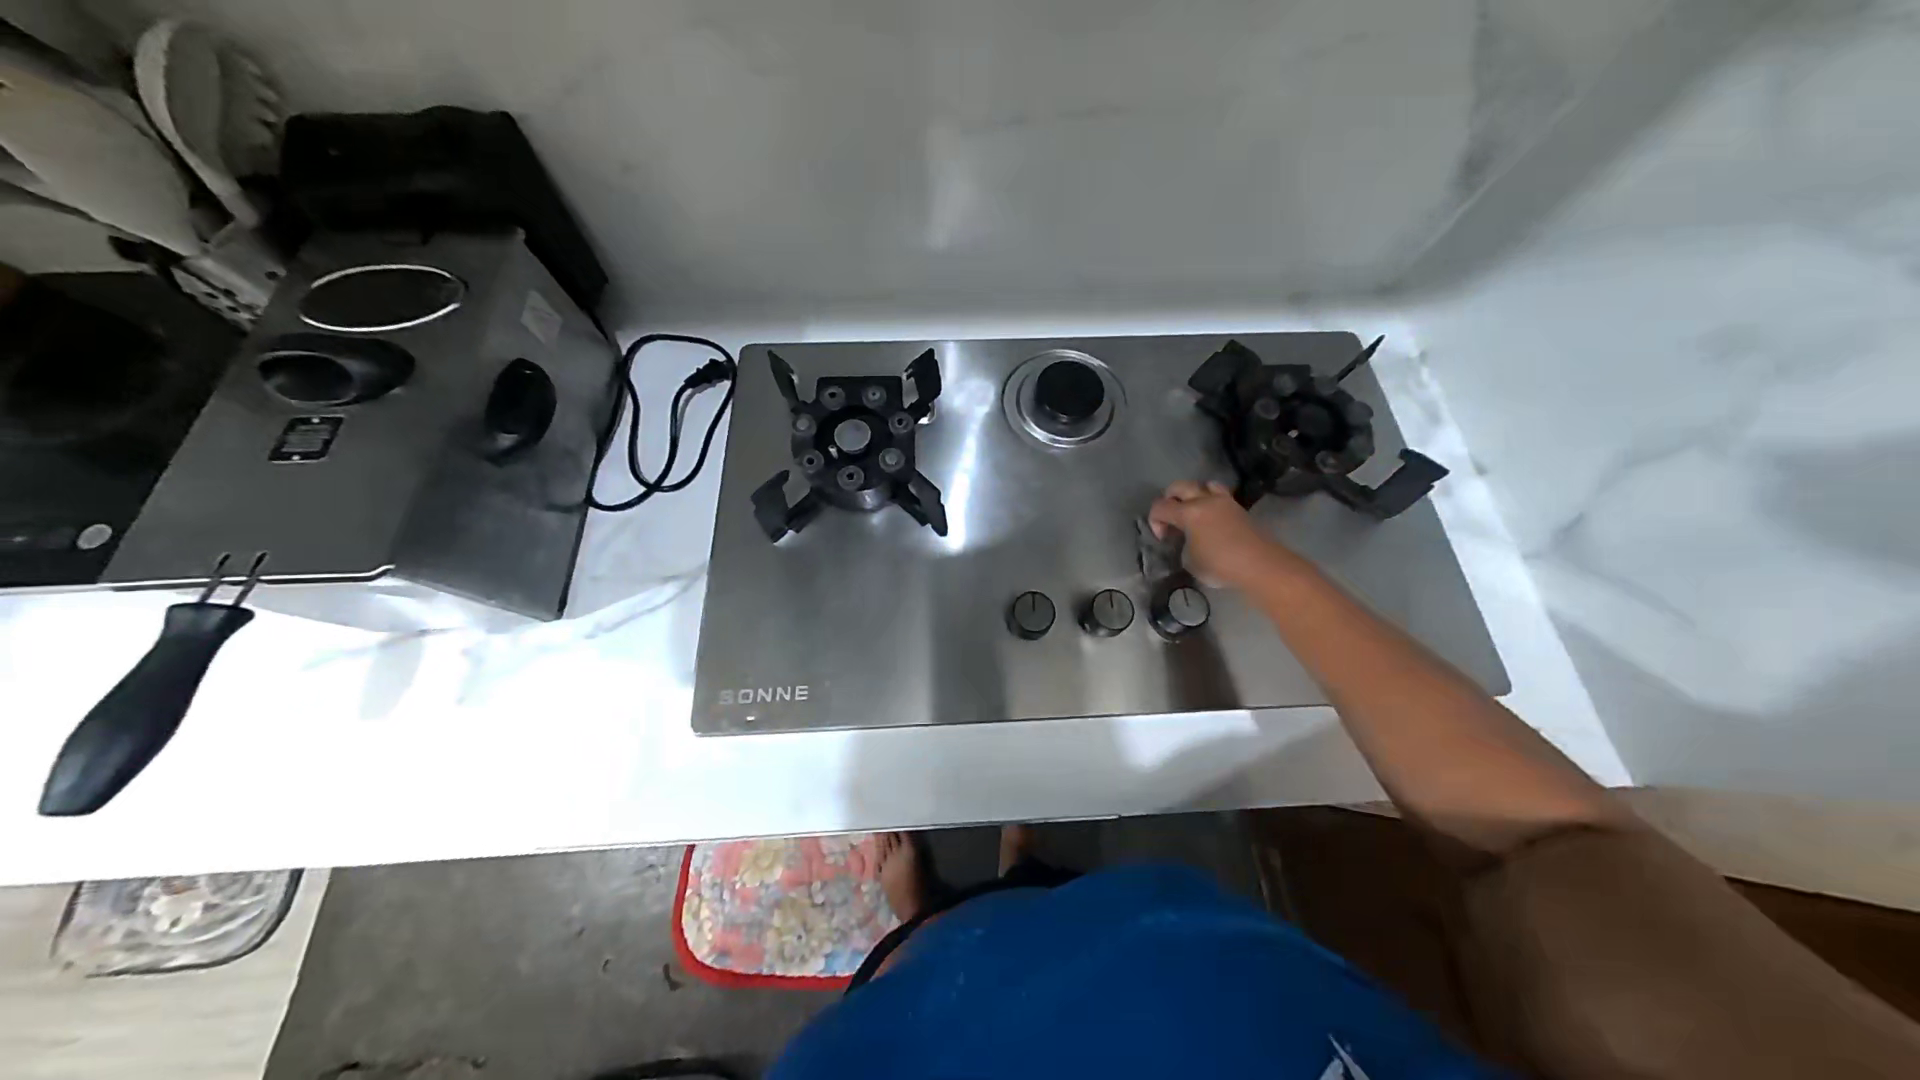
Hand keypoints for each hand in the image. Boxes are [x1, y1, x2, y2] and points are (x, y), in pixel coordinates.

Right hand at [1148, 481, 1300, 589]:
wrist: (1261, 565)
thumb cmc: (1221, 565)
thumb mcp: (1190, 562)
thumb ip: (1184, 546)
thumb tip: (1188, 541)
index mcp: (1189, 513)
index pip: (1160, 506)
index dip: (1155, 521)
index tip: (1164, 538)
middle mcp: (1205, 500)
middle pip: (1179, 486)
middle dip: (1169, 499)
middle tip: (1172, 518)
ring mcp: (1225, 502)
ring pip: (1204, 485)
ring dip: (1195, 495)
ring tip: (1195, 513)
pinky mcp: (1240, 508)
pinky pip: (1221, 495)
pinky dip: (1212, 501)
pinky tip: (1213, 519)